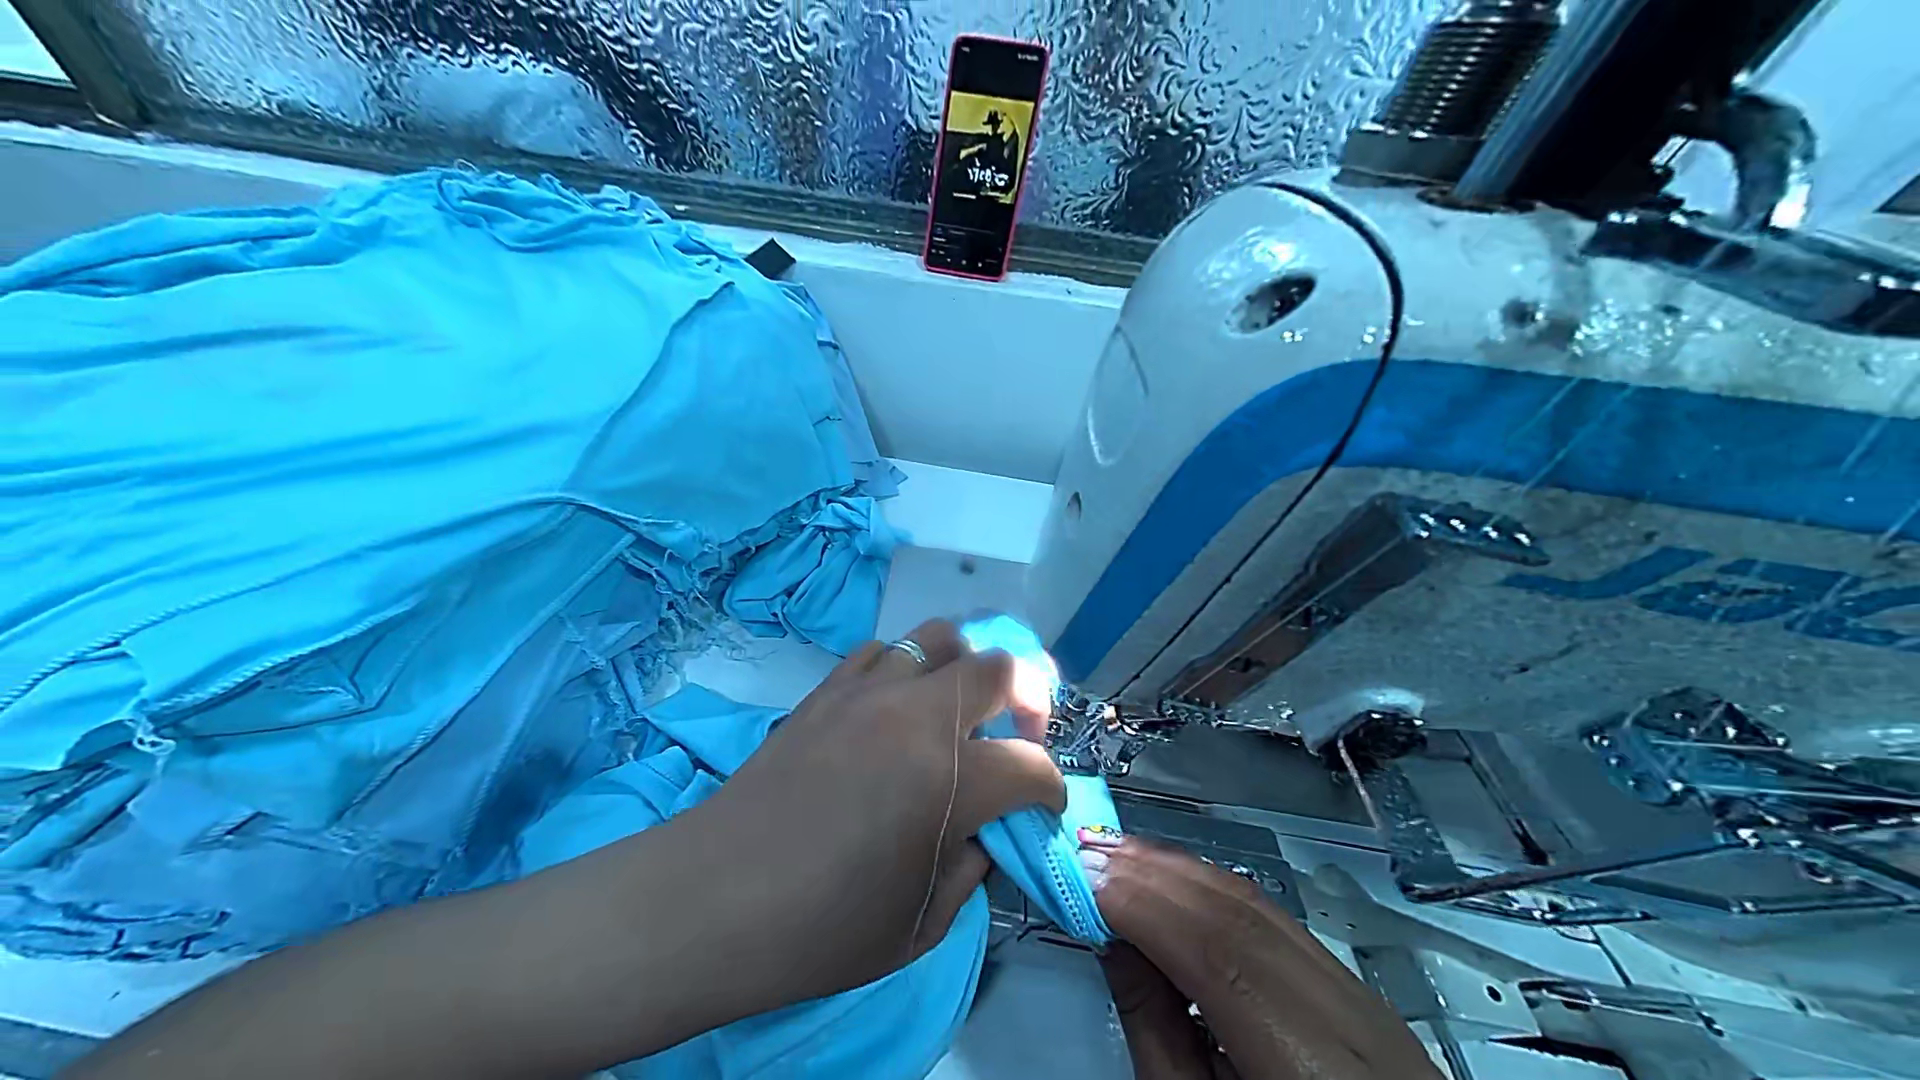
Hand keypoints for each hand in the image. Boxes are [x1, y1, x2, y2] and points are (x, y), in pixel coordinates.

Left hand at [671, 618, 1065, 1013]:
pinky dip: (904, 669)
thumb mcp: (922, 924)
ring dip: (964, 670)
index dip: (1049, 789)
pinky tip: (894, 706)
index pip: (1032, 766)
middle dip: (1026, 701)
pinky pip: (882, 650)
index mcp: (952, 779)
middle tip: (1013, 739)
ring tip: (954, 710)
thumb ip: (973, 867)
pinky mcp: (828, 688)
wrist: (714, 898)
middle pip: (1001, 668)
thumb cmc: (822, 927)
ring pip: (941, 637)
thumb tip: (987, 829)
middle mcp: (918, 716)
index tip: (1040, 809)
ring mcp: (870, 691)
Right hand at [1084, 835, 1441, 1079]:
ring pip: (1258, 905)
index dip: (1149, 908)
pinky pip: (1271, 915)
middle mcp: (1354, 1021)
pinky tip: (1170, 875)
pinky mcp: (1347, 981)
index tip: (1088, 877)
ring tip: (1120, 853)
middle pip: (1241, 918)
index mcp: (1319, 1073)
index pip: (1222, 959)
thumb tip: (1113, 938)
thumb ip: (1153, 1027)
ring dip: (1180, 872)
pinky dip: (1211, 887)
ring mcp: (1358, 995)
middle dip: (1157, 876)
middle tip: (1092, 851)